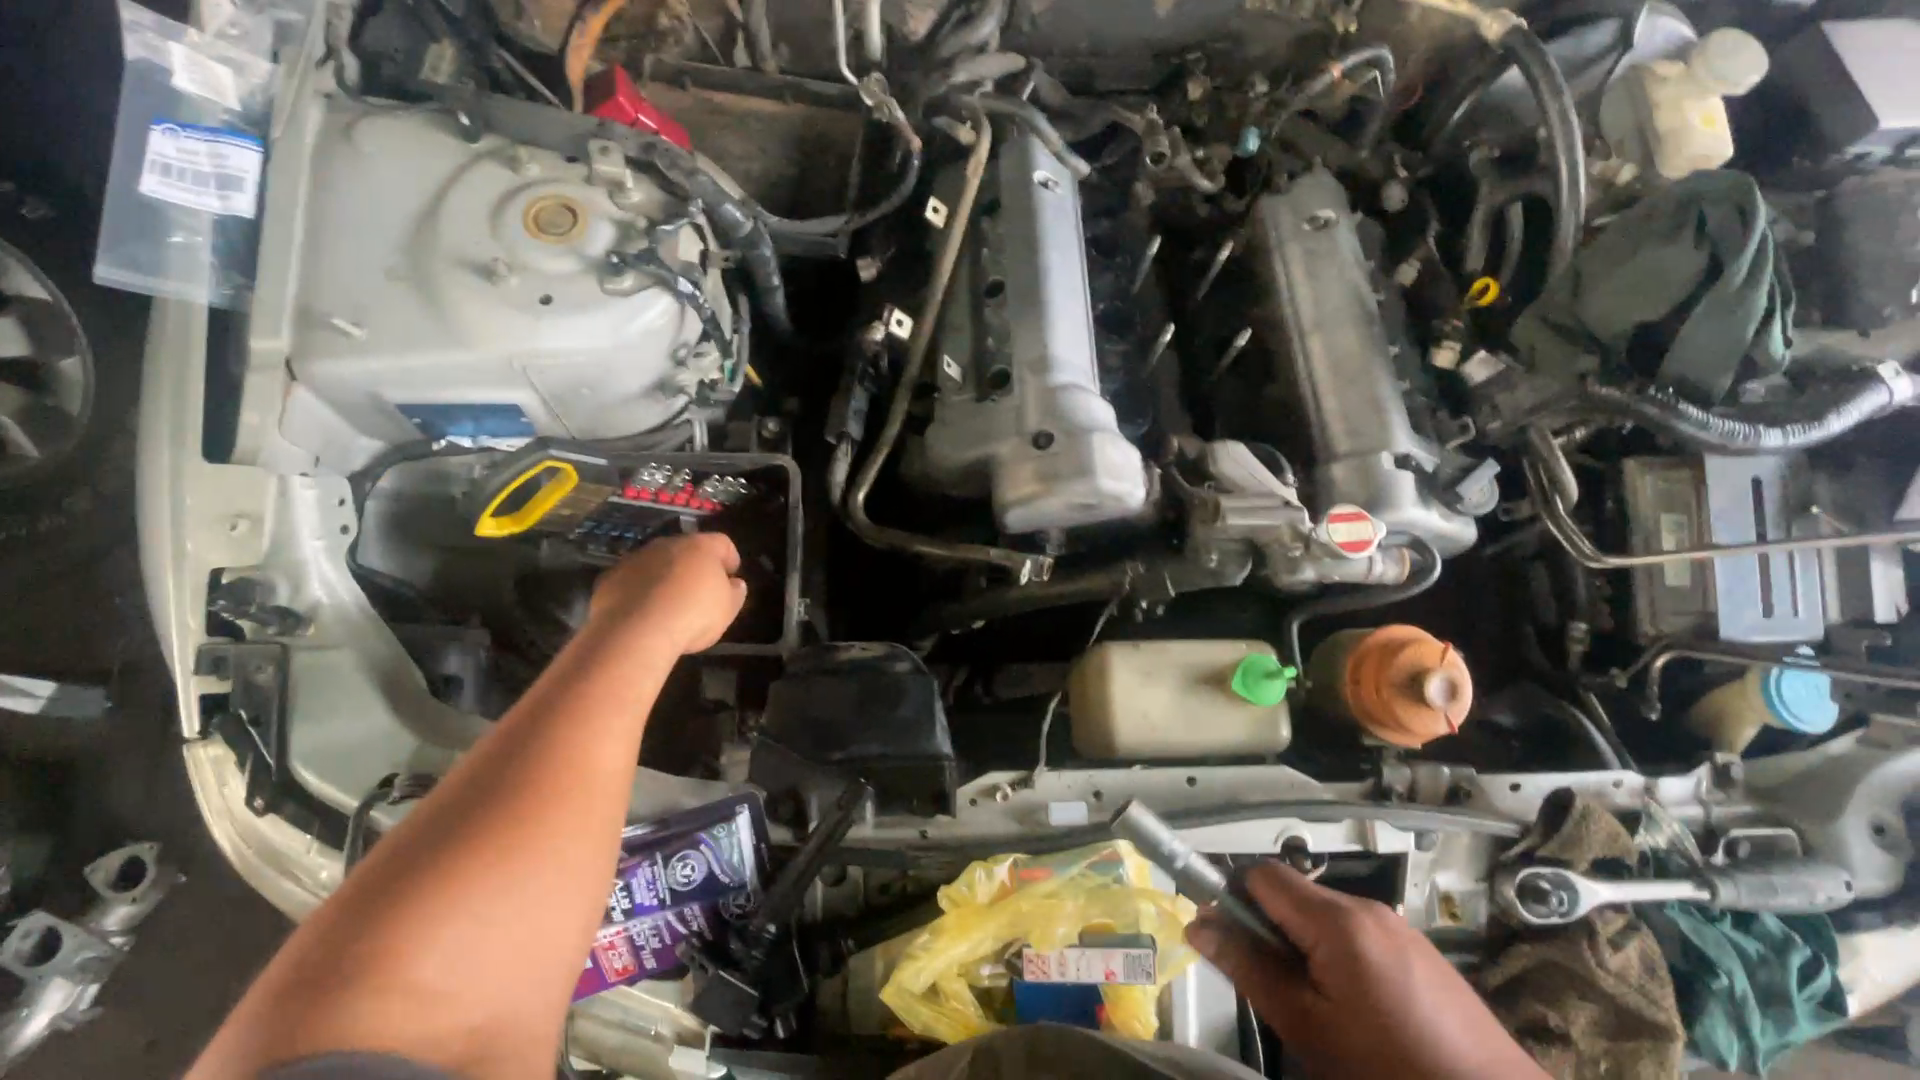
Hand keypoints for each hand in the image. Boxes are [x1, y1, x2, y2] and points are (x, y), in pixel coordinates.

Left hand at [588, 533, 746, 654]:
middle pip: (686, 549)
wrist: (636, 631)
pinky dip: (639, 590)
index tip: (731, 574)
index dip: (730, 557)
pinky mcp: (611, 577)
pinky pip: (631, 579)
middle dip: (693, 565)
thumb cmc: (693, 616)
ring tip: (668, 602)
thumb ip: (734, 593)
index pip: (722, 543)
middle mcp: (667, 544)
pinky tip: (642, 611)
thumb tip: (735, 583)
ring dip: (664, 576)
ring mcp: (635, 558)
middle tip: (699, 589)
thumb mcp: (727, 610)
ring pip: (656, 562)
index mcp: (700, 547)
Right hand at [1185, 862, 1547, 1079]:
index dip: (1233, 899)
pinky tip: (1354, 1012)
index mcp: (1338, 920)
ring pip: (1324, 917)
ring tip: (1314, 1008)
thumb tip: (1199, 924)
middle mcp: (1369, 908)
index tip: (1225, 942)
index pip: (1261, 875)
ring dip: (1303, 947)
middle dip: (1269, 930)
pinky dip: (1337, 958)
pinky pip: (1359, 936)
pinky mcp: (1421, 952)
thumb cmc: (1387, 1070)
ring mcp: (1400, 928)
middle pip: (1294, 895)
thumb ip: (1248, 968)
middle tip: (1271, 989)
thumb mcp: (1304, 1024)